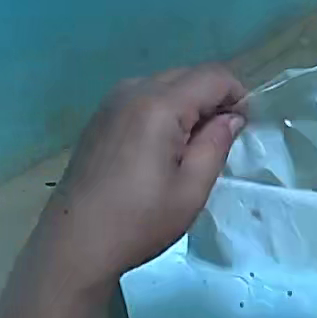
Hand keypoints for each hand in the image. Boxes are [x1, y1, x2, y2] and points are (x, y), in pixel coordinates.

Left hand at [35, 64, 246, 291]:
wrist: (74, 241)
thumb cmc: (138, 220)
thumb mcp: (191, 189)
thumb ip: (216, 143)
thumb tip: (232, 116)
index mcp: (158, 104)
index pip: (212, 76)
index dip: (237, 94)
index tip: (242, 128)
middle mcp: (133, 90)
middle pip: (188, 75)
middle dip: (212, 99)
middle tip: (217, 142)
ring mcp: (112, 101)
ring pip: (165, 84)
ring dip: (186, 104)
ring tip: (188, 149)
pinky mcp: (100, 115)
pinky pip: (142, 96)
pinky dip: (162, 110)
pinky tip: (159, 148)